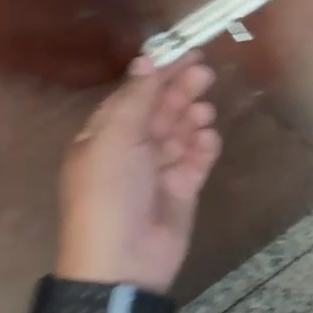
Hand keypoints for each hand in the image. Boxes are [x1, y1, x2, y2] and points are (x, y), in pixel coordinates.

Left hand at [57, 55, 221, 291]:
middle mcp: (131, 148)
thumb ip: (135, 98)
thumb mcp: (115, 139)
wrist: (123, 260)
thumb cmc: (110, 193)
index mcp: (104, 135)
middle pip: (161, 109)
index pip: (134, 94)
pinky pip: (197, 159)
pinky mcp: (182, 189)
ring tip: (205, 110)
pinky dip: (204, 147)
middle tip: (206, 73)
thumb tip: (146, 61)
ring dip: (193, 117)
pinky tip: (208, 139)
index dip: (159, 73)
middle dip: (181, 90)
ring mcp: (158, 170)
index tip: (185, 52)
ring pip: (181, 132)